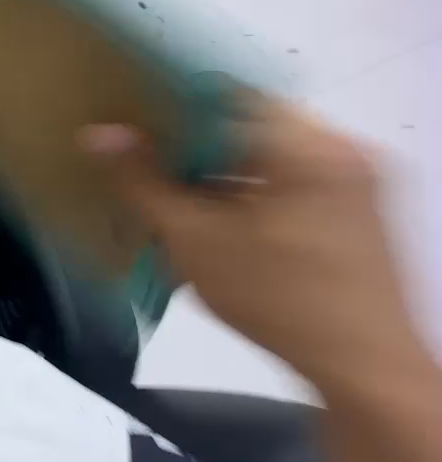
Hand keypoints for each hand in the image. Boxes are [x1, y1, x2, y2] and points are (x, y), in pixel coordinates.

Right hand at [79, 100, 420, 389]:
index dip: (171, 96)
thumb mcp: (190, 235)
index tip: (124, 107)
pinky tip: (197, 210)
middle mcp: (342, 154)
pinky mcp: (352, 211)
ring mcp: (354, 183)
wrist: (363, 369)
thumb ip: (140, 179)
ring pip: (260, 152)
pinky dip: (237, 186)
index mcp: (311, 149)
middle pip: (245, 123)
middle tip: (131, 147)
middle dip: (185, 136)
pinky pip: (281, 177)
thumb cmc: (276, 295)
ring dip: (208, 165)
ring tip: (155, 181)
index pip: (229, 92)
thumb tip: (98, 133)